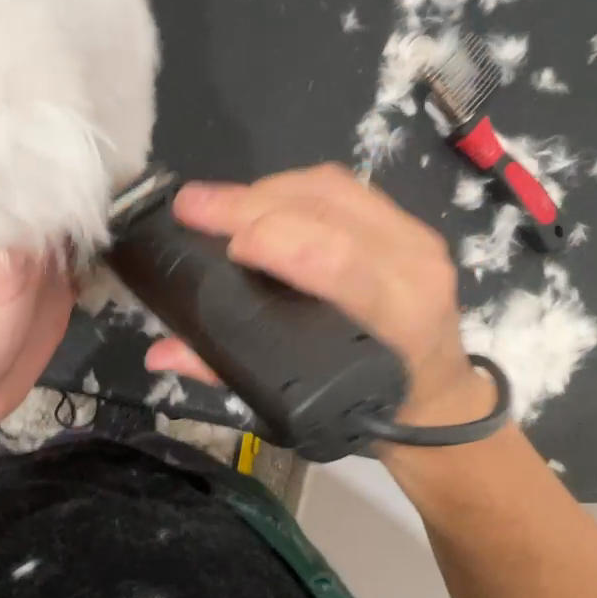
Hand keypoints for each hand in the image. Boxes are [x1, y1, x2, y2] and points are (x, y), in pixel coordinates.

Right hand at [143, 165, 493, 424]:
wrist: (437, 399)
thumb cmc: (369, 411)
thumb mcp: (303, 405)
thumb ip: (230, 373)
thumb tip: (159, 354)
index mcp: (397, 318)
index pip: (336, 258)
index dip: (274, 237)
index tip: (222, 243)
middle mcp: (413, 266)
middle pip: (327, 206)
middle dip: (250, 201)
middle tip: (192, 207)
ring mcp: (416, 237)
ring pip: (332, 186)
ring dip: (265, 188)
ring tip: (217, 205)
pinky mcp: (407, 223)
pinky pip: (342, 188)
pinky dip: (289, 189)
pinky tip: (255, 202)